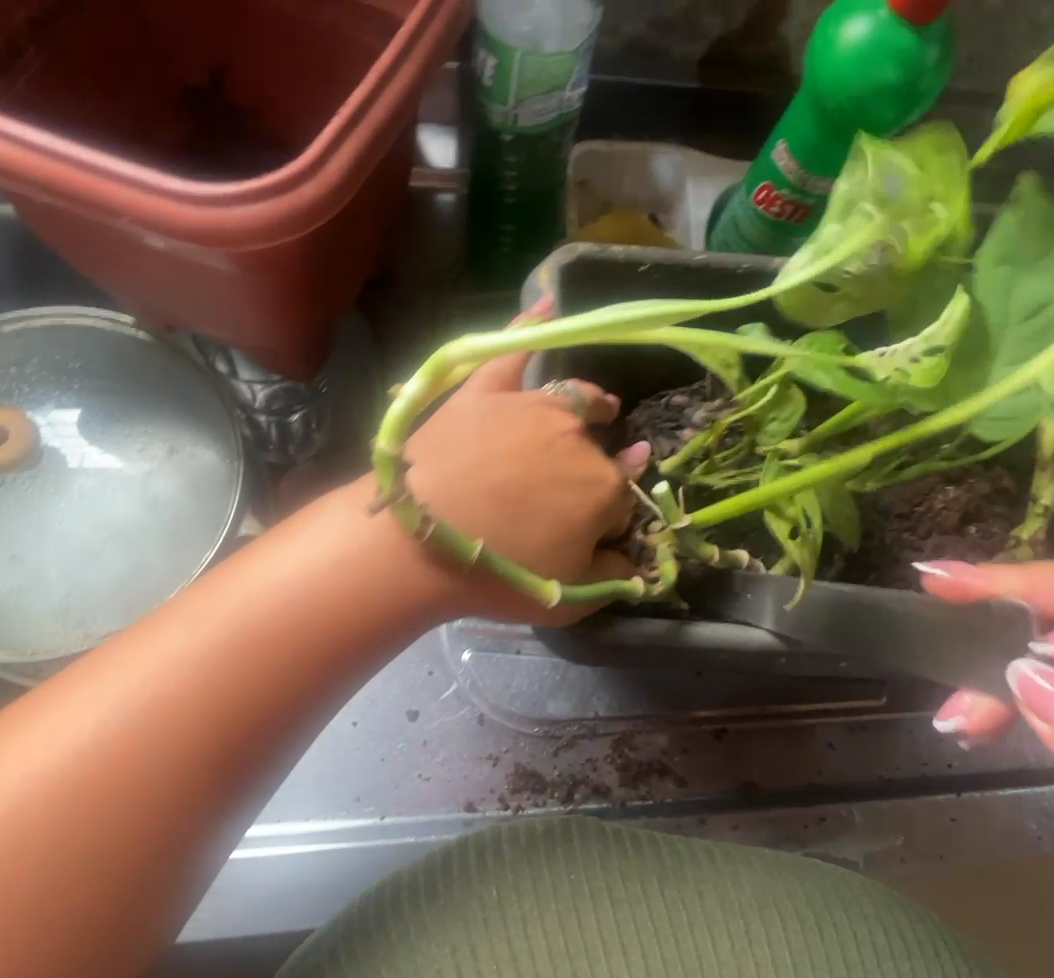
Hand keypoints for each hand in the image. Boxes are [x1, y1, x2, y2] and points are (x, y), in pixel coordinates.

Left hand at [393, 351, 648, 626]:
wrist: (419, 547)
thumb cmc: (498, 578)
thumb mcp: (568, 599)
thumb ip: (612, 576)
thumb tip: (635, 560)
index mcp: (603, 488)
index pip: (623, 494)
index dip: (609, 514)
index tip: (596, 527)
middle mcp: (576, 439)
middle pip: (599, 446)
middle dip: (597, 464)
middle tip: (575, 483)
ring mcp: (530, 408)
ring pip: (573, 397)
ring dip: (591, 403)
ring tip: (597, 406)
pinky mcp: (485, 391)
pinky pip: (512, 349)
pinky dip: (532, 324)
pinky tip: (550, 302)